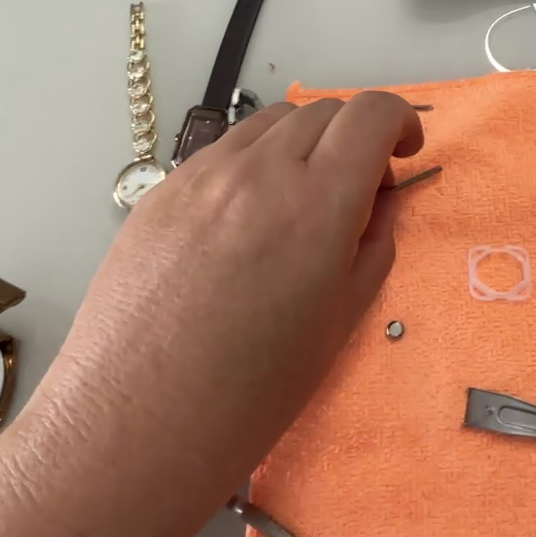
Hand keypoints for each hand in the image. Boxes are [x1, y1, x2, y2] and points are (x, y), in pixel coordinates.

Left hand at [0, 93, 423, 536]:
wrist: (132, 426)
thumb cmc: (250, 395)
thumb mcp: (339, 324)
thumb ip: (372, 245)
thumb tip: (377, 201)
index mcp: (316, 204)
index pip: (371, 113)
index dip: (400, 121)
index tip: (403, 153)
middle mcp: (260, 170)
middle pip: (326, 110)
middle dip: (356, 137)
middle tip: (354, 193)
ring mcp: (203, 173)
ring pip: (274, 120)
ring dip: (305, 143)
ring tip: (298, 201)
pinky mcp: (163, 187)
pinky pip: (226, 148)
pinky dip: (257, 160)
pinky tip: (244, 217)